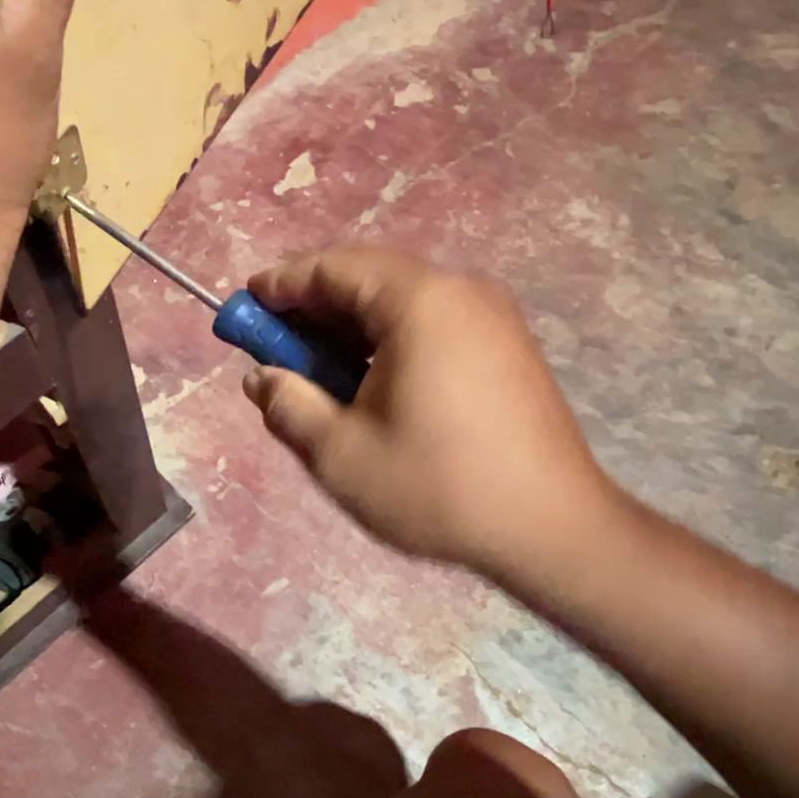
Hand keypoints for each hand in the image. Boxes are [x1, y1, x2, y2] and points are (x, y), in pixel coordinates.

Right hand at [242, 247, 620, 576]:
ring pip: (399, 302)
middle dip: (312, 306)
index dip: (281, 283)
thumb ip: (288, 404)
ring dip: (347, 327)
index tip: (244, 304)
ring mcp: (491, 318)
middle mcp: (460, 292)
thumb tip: (260, 377)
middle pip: (368, 278)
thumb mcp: (339, 453)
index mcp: (419, 302)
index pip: (333, 267)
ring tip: (314, 369)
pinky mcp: (506, 348)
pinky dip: (385, 341)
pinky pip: (430, 324)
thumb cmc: (437, 486)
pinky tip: (366, 382)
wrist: (554, 530)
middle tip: (273, 343)